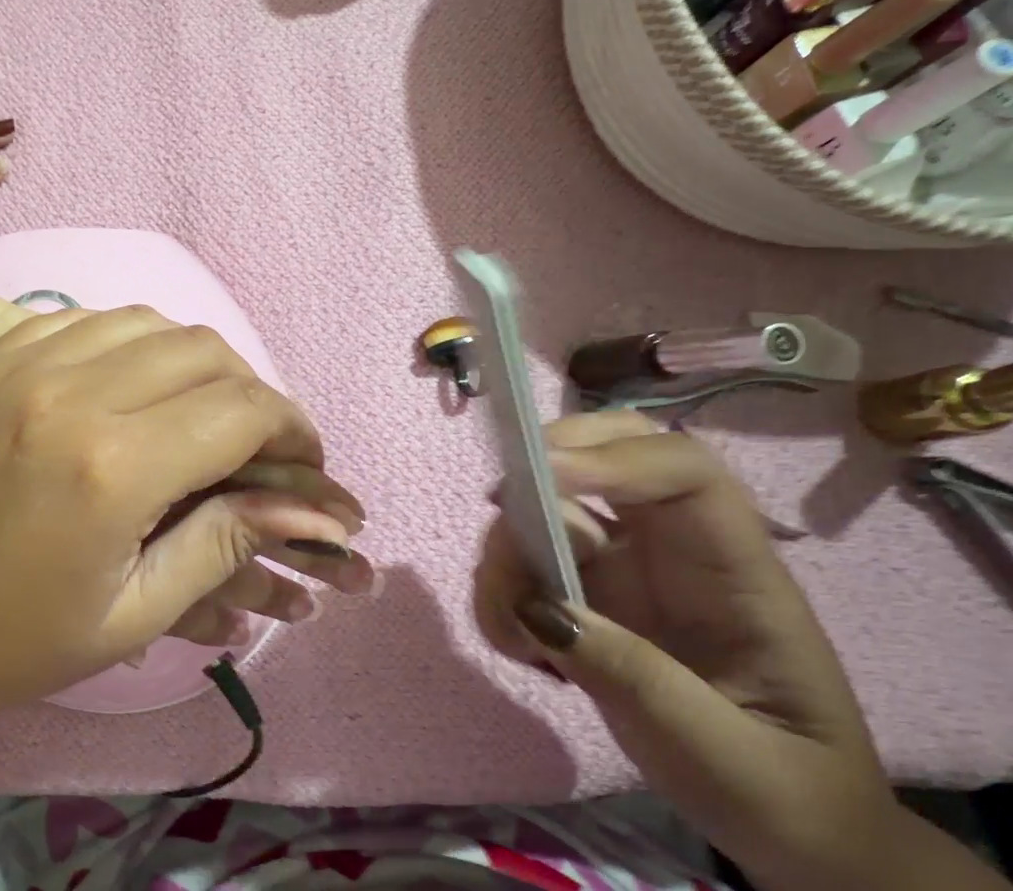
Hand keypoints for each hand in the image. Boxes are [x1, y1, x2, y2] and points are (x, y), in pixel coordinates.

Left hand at [0, 307, 366, 735]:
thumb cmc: (20, 639)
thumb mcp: (136, 613)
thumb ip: (224, 542)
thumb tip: (302, 502)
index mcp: (113, 467)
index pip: (241, 408)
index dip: (291, 427)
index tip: (301, 458)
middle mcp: (68, 395)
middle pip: (201, 351)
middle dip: (249, 391)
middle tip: (253, 440)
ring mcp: (16, 368)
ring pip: (143, 323)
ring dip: (188, 360)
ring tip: (194, 409)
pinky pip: (78, 323)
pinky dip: (121, 345)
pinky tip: (123, 387)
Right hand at [473, 411, 893, 887]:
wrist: (788, 830)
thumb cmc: (781, 792)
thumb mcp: (719, 752)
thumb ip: (633, 677)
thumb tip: (535, 605)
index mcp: (736, 573)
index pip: (684, 474)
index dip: (609, 457)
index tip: (533, 481)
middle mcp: (674, 554)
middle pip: (609, 455)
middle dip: (544, 461)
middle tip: (498, 504)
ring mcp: (625, 574)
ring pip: (547, 514)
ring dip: (505, 557)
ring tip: (512, 641)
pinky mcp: (586, 603)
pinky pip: (526, 568)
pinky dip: (500, 596)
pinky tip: (517, 652)